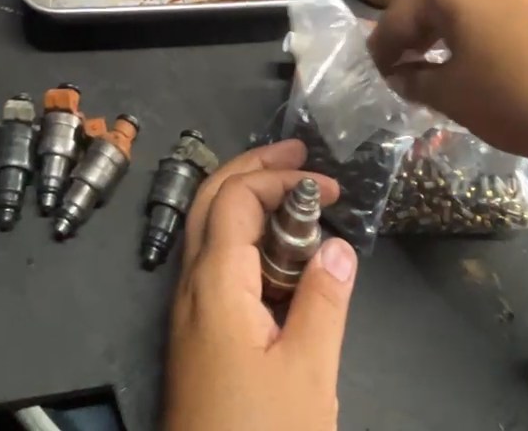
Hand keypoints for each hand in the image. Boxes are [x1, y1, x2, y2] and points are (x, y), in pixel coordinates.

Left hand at [164, 140, 357, 430]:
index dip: (279, 177)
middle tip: (297, 154)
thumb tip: (338, 244)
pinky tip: (278, 254)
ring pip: (209, 230)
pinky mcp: (197, 332)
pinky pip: (215, 262)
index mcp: (214, 281)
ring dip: (246, 200)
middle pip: (211, 200)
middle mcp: (191, 284)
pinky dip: (245, 238)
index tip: (328, 188)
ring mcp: (189, 308)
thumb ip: (323, 302)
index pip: (235, 197)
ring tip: (292, 193)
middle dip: (252, 168)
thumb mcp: (307, 372)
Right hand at [367, 0, 527, 167]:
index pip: (398, 18)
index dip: (381, 53)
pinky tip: (505, 74)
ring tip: (456, 79)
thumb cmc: (526, 97)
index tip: (374, 78)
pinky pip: (511, 18)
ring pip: (475, 12)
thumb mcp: (456, 99)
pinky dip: (494, 42)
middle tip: (410, 79)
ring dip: (457, 42)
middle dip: (420, 42)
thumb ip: (417, 83)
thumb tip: (403, 76)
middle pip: (436, 7)